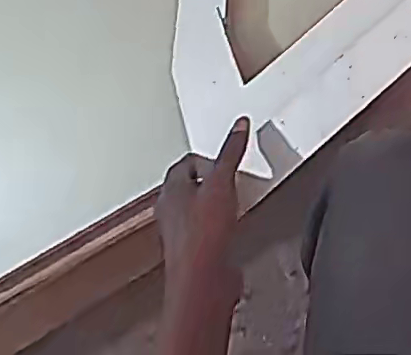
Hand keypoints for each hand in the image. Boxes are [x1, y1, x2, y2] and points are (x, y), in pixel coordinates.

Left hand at [159, 117, 250, 337]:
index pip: (186, 162)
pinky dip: (220, 226)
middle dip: (211, 180)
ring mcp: (182, 234)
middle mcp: (172, 211)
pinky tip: (233, 228)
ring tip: (234, 200)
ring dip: (216, 204)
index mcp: (171, 189)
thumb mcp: (222, 181)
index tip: (226, 156)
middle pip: (191, 185)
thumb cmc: (202, 236)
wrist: (204, 284)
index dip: (207, 158)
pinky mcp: (195, 254)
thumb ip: (231, 152)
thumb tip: (239, 126)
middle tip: (229, 176)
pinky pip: (208, 232)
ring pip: (199, 209)